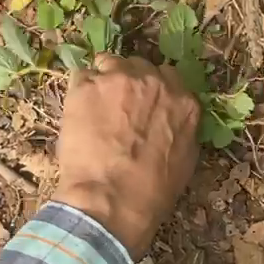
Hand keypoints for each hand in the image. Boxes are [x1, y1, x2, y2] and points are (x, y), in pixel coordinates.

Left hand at [52, 54, 199, 255]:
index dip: (153, 91)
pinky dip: (80, 92)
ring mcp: (119, 79)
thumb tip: (171, 121)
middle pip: (139, 66)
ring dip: (104, 80)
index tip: (143, 104)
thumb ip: (181, 129)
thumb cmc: (153, 191)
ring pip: (109, 64)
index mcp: (184, 102)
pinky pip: (81, 77)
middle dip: (130, 82)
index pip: (169, 78)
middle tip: (118, 106)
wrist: (112, 199)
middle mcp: (155, 82)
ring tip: (95, 106)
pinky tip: (78, 114)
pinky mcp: (86, 85)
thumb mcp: (185, 161)